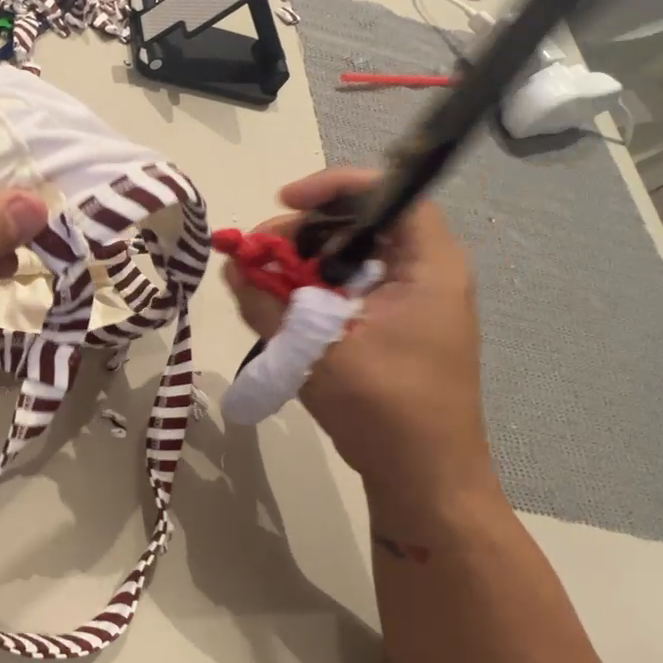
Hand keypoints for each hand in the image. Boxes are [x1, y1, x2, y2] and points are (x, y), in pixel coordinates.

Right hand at [225, 168, 491, 497]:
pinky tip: (280, 317)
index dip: (333, 187)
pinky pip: (347, 294)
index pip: (389, 193)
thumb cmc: (382, 406)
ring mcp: (409, 304)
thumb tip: (235, 267)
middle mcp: (424, 275)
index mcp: (427, 267)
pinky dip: (310, 296)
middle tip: (255, 260)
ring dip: (299, 269)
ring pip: (347, 262)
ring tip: (259, 293)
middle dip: (300, 235)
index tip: (281, 204)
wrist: (423, 475)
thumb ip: (269, 304)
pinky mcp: (391, 330)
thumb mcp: (315, 349)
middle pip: (359, 225)